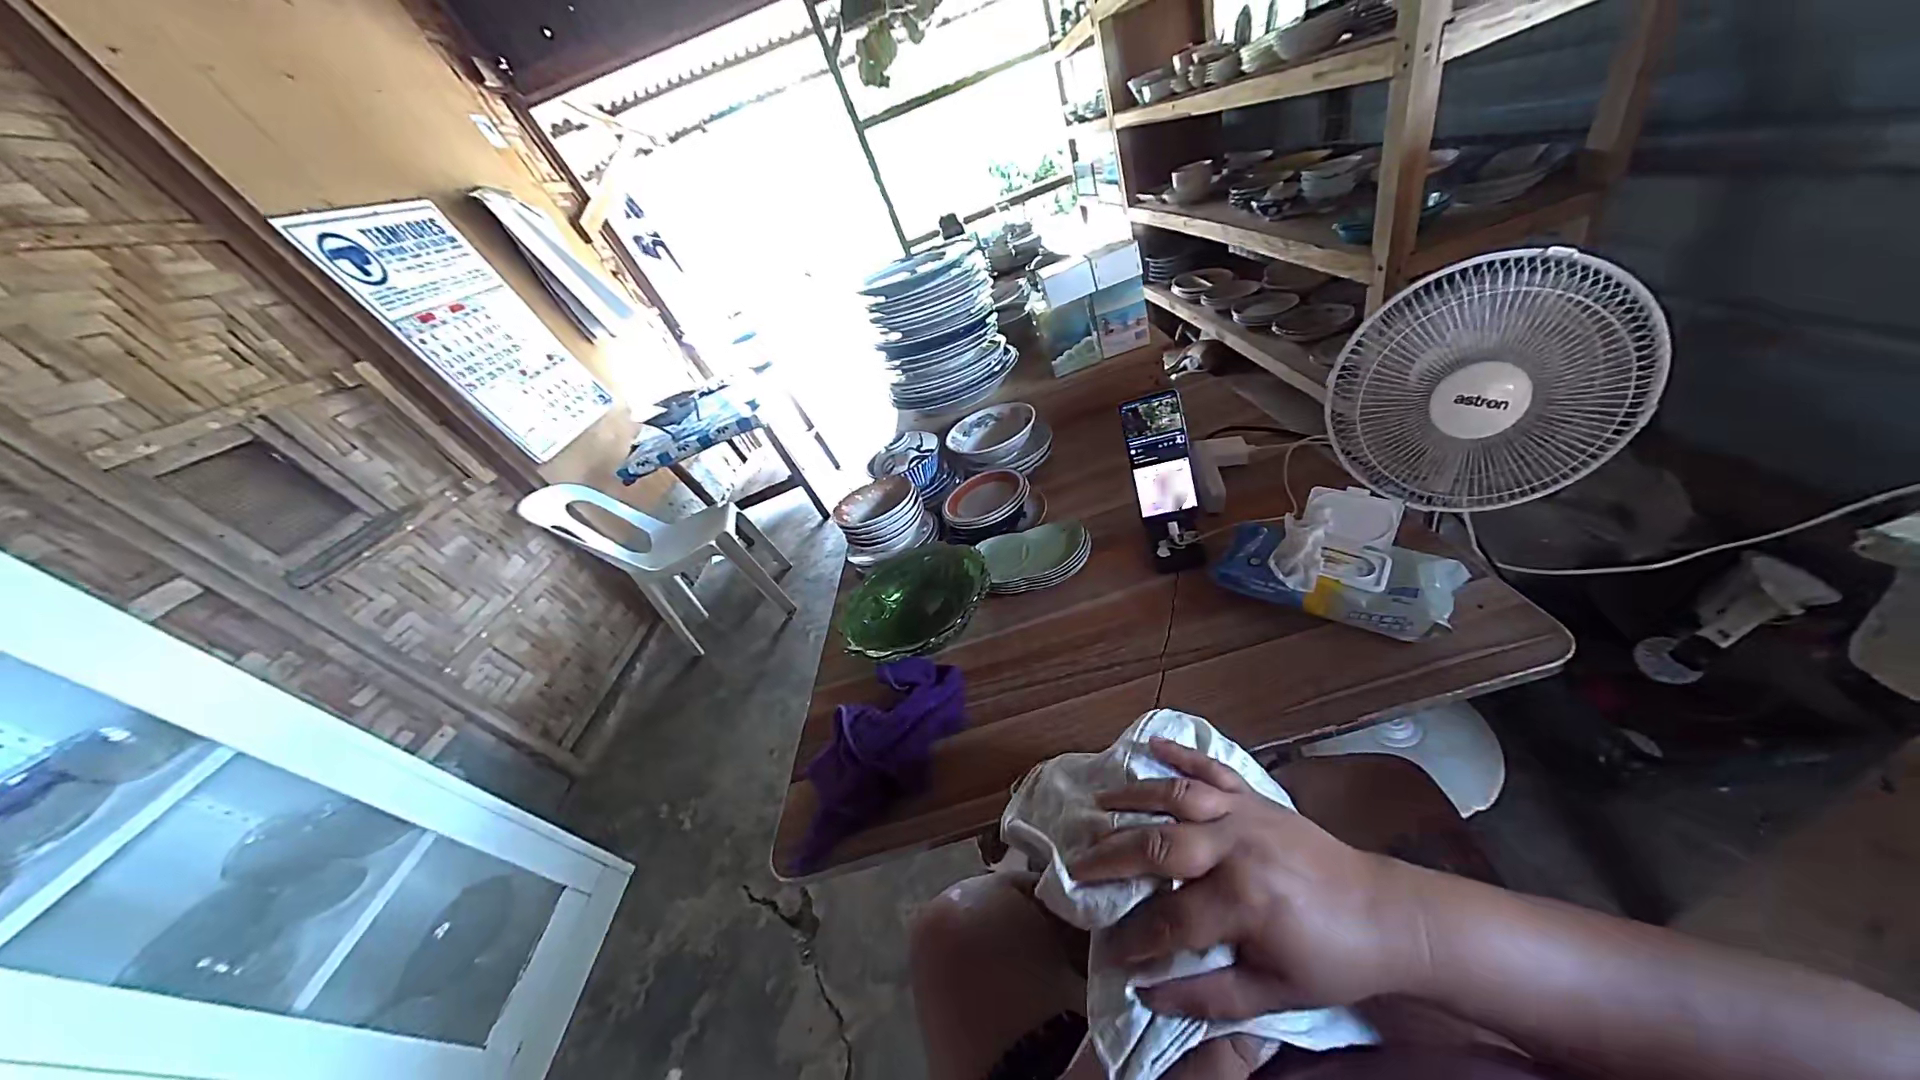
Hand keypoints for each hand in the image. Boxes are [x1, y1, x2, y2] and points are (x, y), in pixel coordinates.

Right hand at [1069, 737, 1429, 1019]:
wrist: (1388, 914)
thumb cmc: (1332, 958)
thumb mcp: (1276, 993)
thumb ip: (1209, 994)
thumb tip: (1147, 992)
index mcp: (1243, 900)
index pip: (1171, 920)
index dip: (1136, 939)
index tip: (1109, 951)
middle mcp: (1237, 846)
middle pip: (1159, 847)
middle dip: (1111, 857)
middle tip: (1076, 865)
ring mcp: (1246, 813)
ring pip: (1176, 797)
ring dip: (1132, 797)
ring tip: (1097, 803)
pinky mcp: (1257, 796)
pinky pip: (1212, 769)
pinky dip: (1180, 754)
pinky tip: (1150, 743)